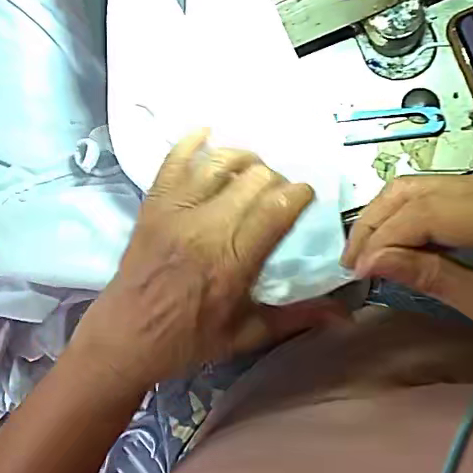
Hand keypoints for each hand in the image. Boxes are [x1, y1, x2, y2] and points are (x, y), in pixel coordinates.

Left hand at [72, 130, 346, 390]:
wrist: (127, 334)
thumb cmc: (189, 338)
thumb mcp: (246, 333)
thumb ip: (296, 317)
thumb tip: (345, 314)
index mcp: (234, 258)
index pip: (277, 207)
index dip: (299, 194)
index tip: (306, 196)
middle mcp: (208, 225)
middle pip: (254, 178)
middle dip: (275, 179)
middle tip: (277, 192)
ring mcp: (177, 210)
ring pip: (219, 163)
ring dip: (242, 158)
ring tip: (252, 167)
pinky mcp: (154, 204)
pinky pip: (173, 161)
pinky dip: (190, 143)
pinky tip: (206, 134)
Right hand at [341, 172, 472, 376]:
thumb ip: (436, 279)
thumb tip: (373, 262)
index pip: (428, 212)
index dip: (384, 240)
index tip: (357, 273)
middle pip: (416, 191)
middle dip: (375, 226)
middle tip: (352, 266)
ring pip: (417, 188)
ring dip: (384, 220)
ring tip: (365, 258)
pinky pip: (432, 196)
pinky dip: (404, 220)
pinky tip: (392, 247)